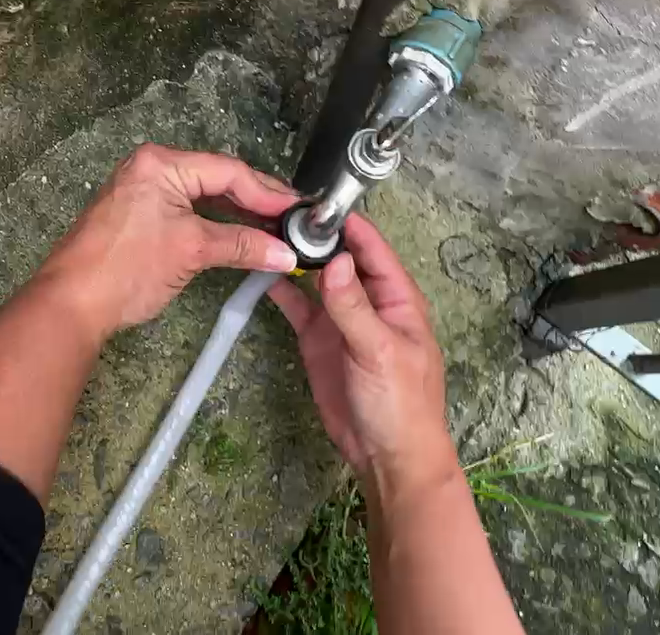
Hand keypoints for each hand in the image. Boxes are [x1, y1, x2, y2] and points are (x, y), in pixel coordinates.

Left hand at [35, 144, 299, 335]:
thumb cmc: (128, 268)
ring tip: (275, 226)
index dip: (266, 192)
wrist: (72, 303)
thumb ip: (242, 245)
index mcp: (161, 163)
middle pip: (216, 178)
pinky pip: (188, 210)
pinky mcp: (141, 214)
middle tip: (293, 217)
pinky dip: (216, 222)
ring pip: (203, 195)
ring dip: (238, 212)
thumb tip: (286, 254)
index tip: (298, 210)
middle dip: (255, 199)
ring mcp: (144, 190)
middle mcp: (151, 167)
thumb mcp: (191, 250)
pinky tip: (241, 234)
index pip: (227, 171)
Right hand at [267, 214, 458, 494]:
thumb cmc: (400, 402)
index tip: (314, 202)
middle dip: (315, 235)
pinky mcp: (317, 336)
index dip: (347, 223)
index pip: (371, 247)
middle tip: (277, 212)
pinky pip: (297, 304)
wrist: (385, 457)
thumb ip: (353, 306)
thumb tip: (336, 259)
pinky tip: (260, 271)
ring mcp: (340, 317)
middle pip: (340, 256)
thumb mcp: (379, 351)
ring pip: (316, 276)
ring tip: (264, 233)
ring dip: (296, 257)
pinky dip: (280, 288)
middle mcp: (366, 298)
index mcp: (395, 295)